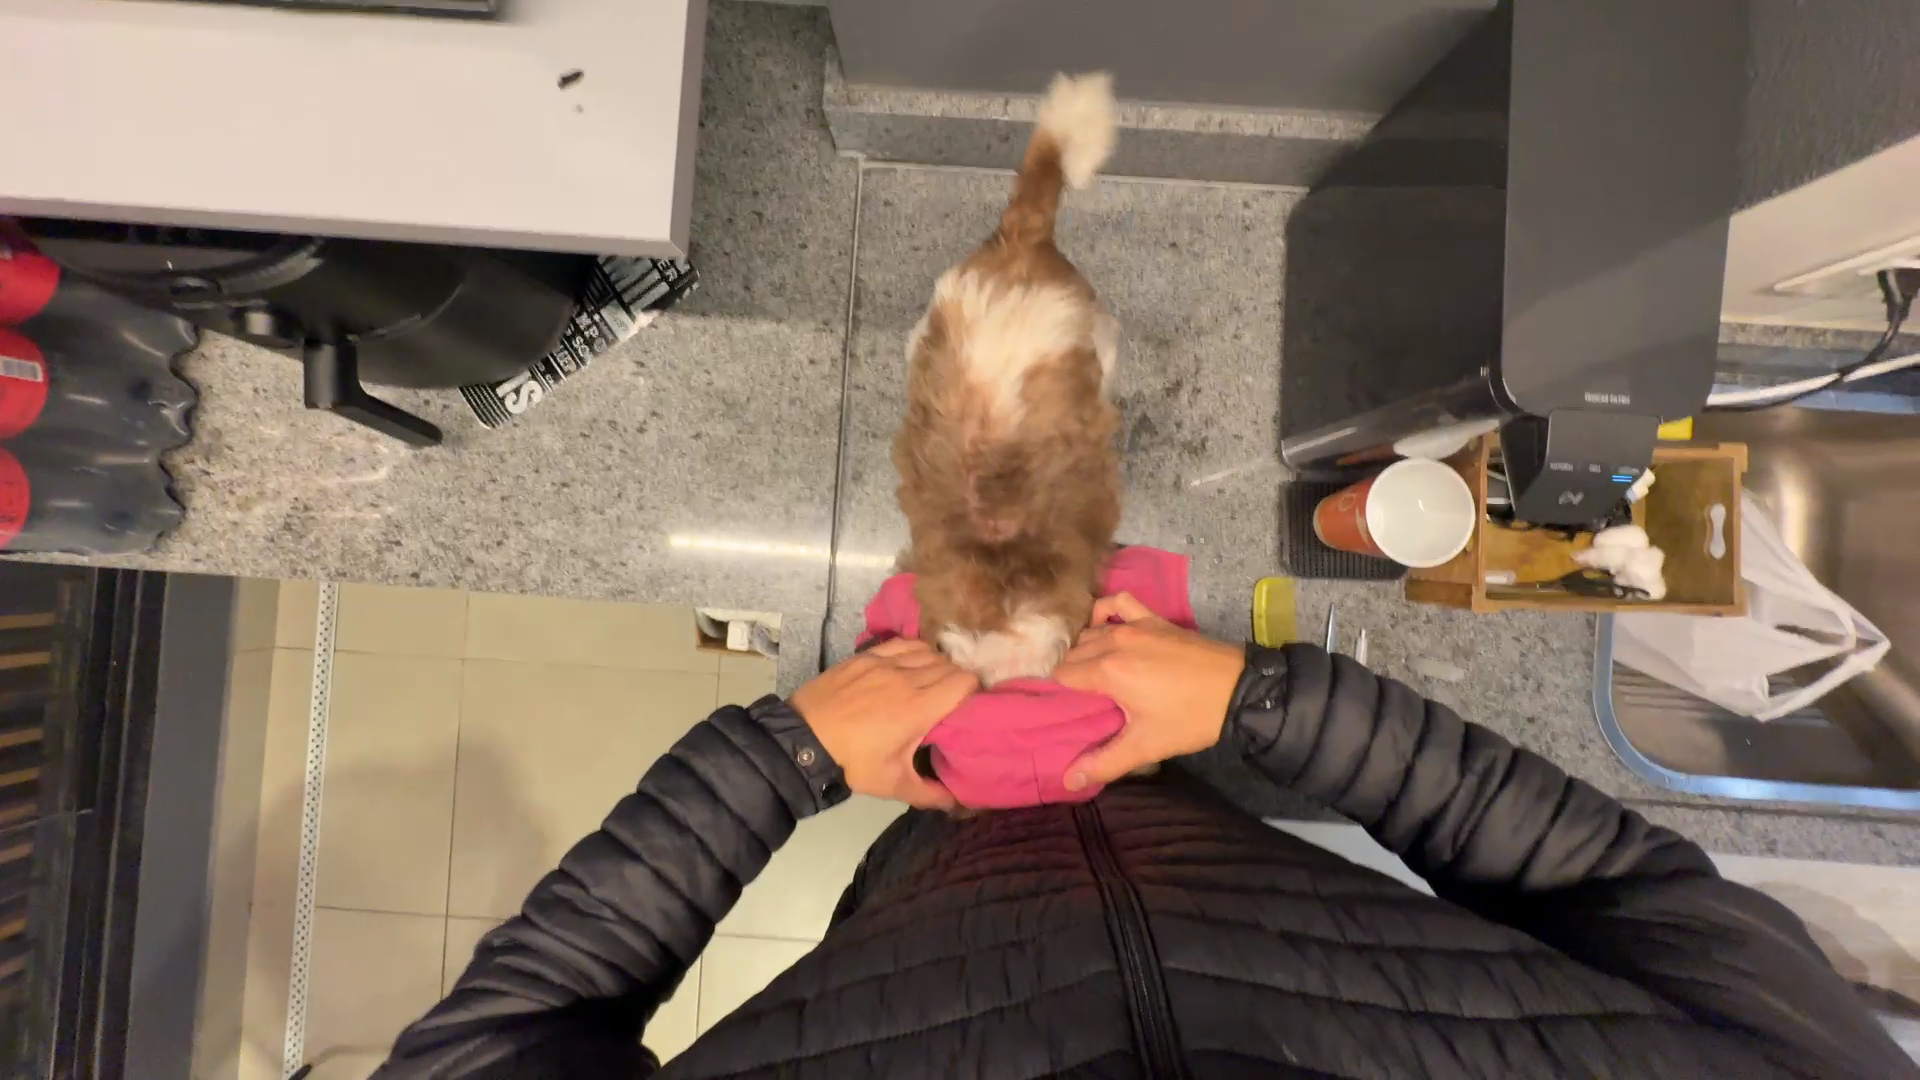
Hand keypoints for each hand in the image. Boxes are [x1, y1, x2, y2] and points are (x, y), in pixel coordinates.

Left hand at [789, 638, 977, 809]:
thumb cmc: (853, 761)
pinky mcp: (866, 655)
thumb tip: (956, 802)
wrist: (803, 740)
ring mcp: (885, 662)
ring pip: (927, 651)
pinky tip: (911, 662)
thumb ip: (929, 793)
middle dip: (957, 679)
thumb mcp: (893, 784)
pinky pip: (902, 643)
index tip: (971, 704)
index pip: (964, 681)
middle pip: (949, 665)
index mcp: (921, 706)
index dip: (974, 690)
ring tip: (931, 681)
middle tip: (953, 698)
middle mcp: (908, 677)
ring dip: (936, 663)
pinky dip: (914, 650)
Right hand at [1052, 593, 1244, 791]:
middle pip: (1072, 653)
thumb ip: (1105, 762)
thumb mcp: (1147, 745)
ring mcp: (1134, 625)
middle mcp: (1114, 641)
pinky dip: (1105, 611)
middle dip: (1068, 673)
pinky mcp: (1153, 618)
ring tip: (1089, 671)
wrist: (1239, 689)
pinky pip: (1117, 602)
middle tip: (1077, 696)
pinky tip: (1106, 627)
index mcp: (1107, 671)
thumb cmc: (1191, 718)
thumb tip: (1069, 782)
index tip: (1063, 705)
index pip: (1061, 674)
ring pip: (1089, 631)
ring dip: (1083, 649)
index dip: (1057, 690)